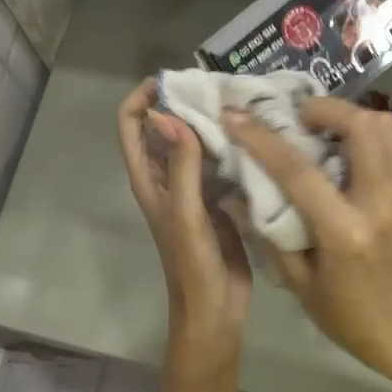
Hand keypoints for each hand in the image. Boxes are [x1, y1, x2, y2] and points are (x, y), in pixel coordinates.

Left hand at [117, 80, 251, 355]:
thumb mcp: (185, 214)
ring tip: (245, 103)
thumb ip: (180, 166)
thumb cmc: (193, 266)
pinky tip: (260, 136)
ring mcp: (196, 189)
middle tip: (223, 86)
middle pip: (167, 127)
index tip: (177, 81)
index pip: (131, 124)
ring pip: (199, 143)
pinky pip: (225, 164)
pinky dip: (236, 147)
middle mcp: (169, 179)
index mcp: (149, 180)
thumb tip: (167, 113)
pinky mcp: (223, 201)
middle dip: (187, 102)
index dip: (145, 97)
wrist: (216, 310)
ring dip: (214, 123)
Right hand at [221, 97, 391, 378]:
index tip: (235, 116)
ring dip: (347, 117)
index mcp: (345, 232)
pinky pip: (391, 145)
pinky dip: (363, 135)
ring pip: (383, 126)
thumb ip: (269, 231)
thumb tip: (239, 188)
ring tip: (317, 129)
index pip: (299, 170)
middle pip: (360, 126)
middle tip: (294, 118)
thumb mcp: (296, 280)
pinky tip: (339, 152)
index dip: (262, 139)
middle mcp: (381, 203)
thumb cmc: (342, 314)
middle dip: (322, 109)